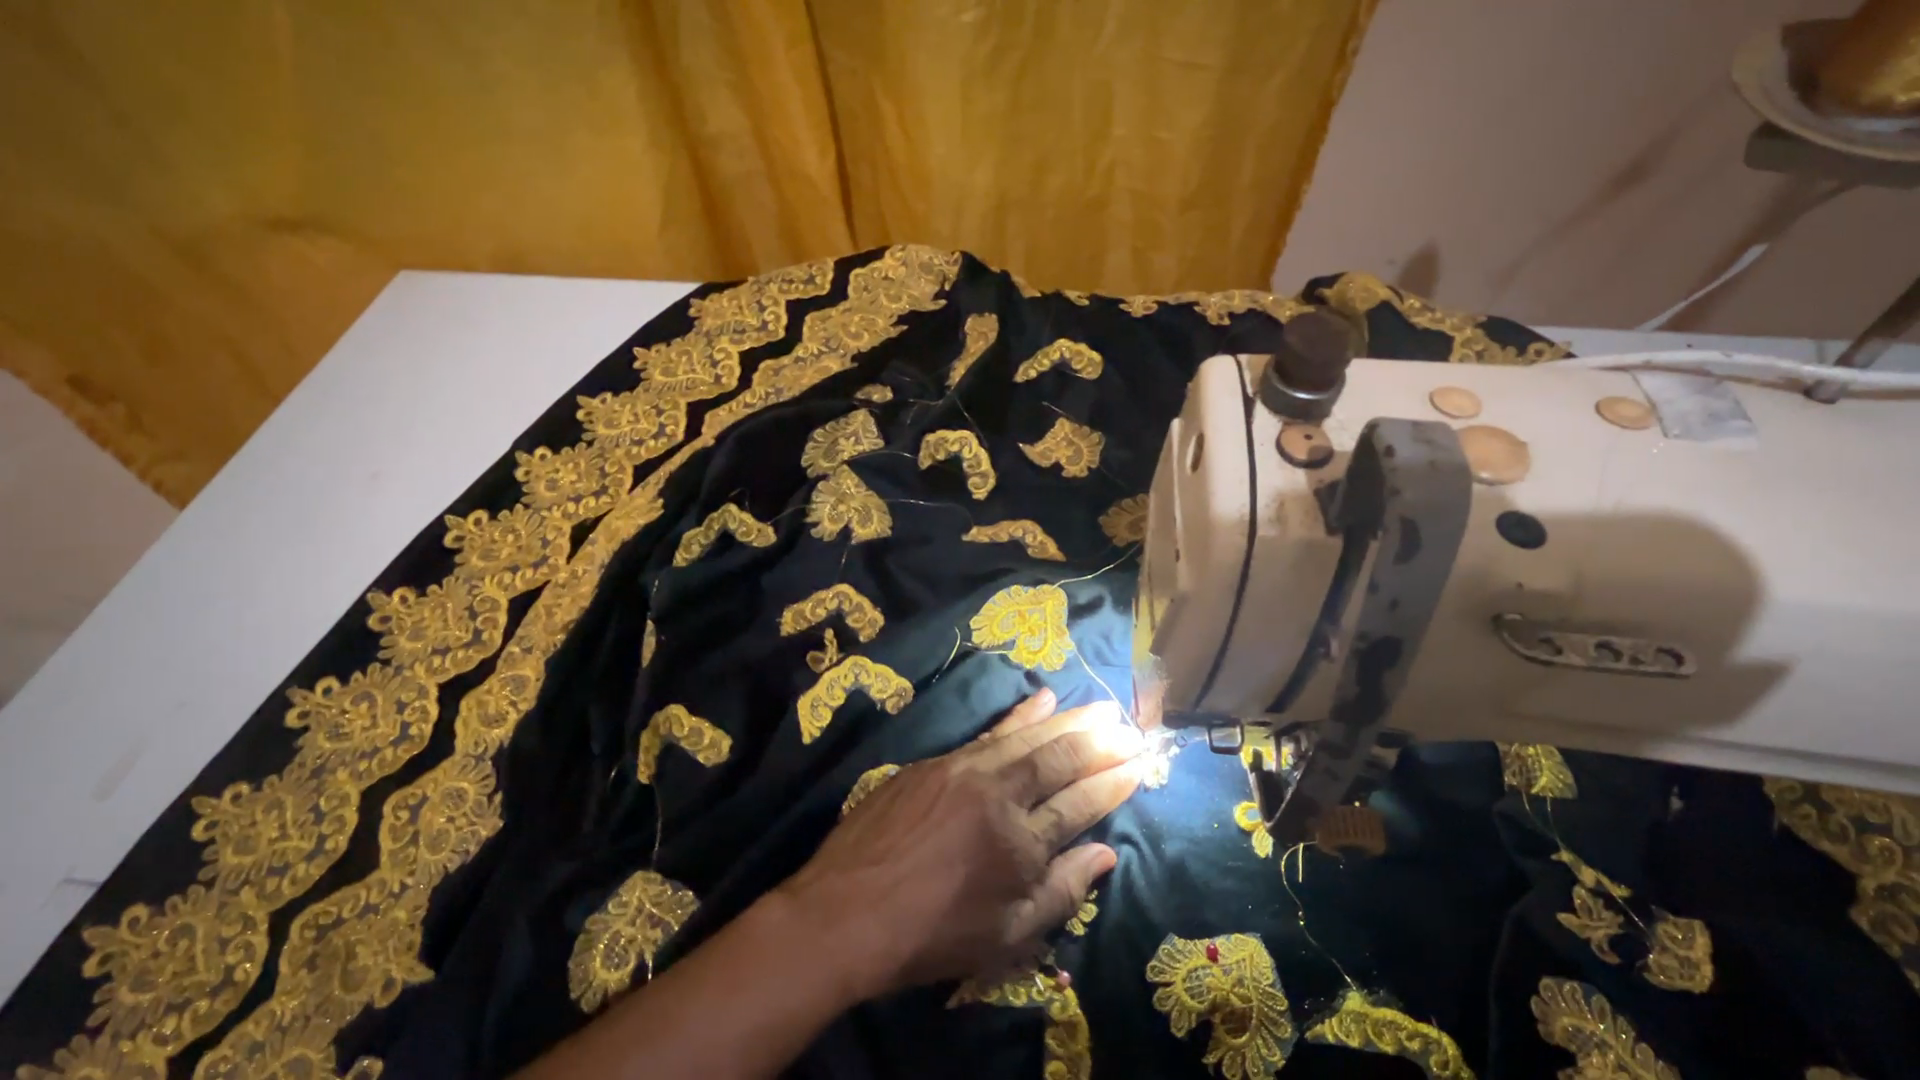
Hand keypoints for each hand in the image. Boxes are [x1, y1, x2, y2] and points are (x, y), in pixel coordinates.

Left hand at [775, 689, 1144, 999]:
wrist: (844, 914)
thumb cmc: (930, 936)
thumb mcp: (1006, 936)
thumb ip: (1061, 890)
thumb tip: (1106, 853)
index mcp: (1023, 843)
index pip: (1082, 802)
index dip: (1115, 781)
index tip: (1142, 761)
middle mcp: (999, 794)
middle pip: (1059, 758)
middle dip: (1100, 741)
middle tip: (1131, 724)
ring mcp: (963, 770)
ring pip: (1028, 736)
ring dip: (1067, 718)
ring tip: (1100, 705)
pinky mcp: (933, 762)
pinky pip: (988, 733)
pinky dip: (1018, 716)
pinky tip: (1039, 699)